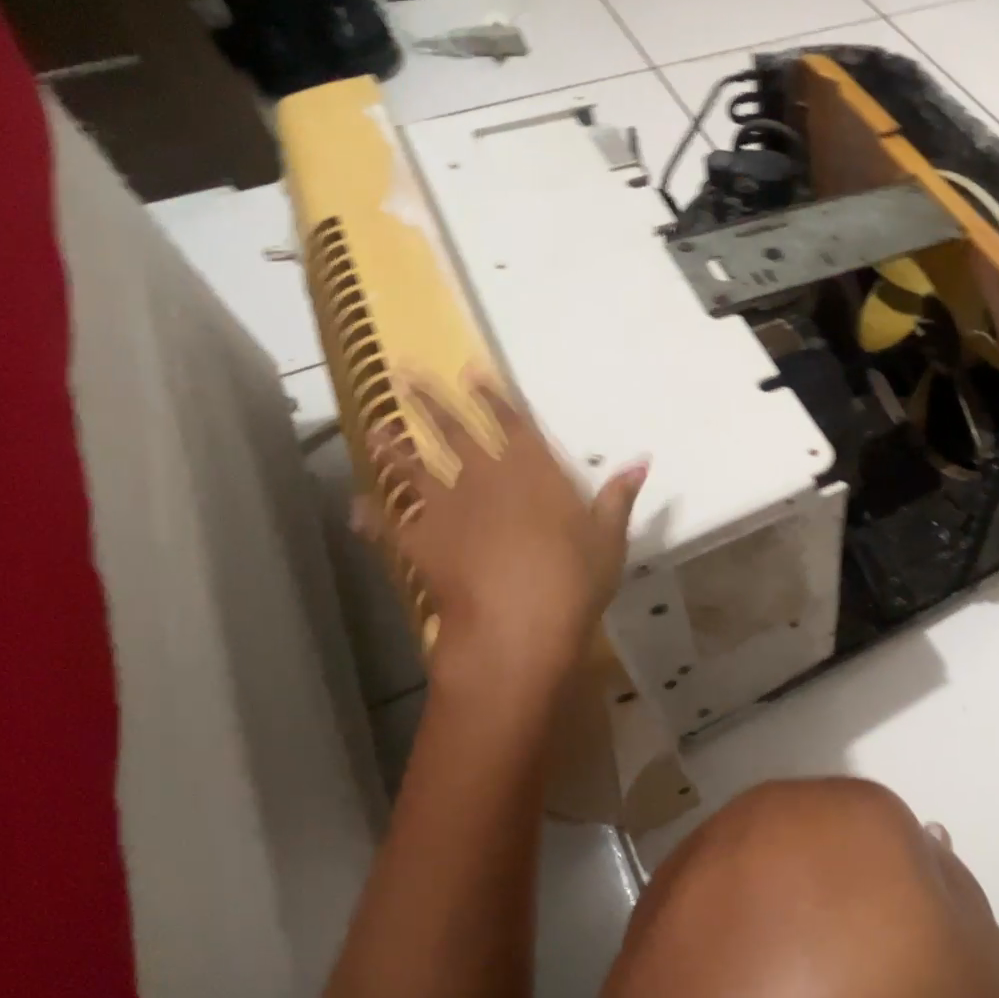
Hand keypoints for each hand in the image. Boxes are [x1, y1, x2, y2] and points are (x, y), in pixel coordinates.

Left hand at [356, 374, 647, 690]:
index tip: (471, 371)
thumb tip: (642, 461)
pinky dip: (372, 516)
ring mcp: (448, 511)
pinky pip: (391, 525)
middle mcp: (486, 480)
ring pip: (414, 470)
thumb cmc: (575, 579)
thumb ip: (618, 497)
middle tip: (404, 373)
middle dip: (431, 402)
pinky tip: (356, 506)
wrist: (518, 626)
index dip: (492, 397)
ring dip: (394, 448)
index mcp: (534, 472)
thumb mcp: (609, 538)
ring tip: (375, 426)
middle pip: (455, 433)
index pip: (512, 424)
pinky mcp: (422, 545)